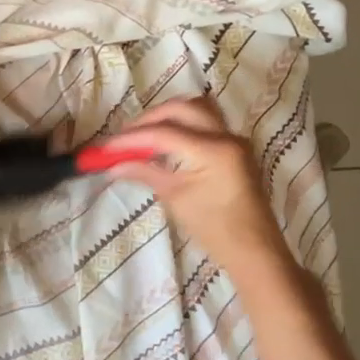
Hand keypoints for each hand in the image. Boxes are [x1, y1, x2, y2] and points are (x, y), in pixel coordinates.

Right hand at [103, 96, 289, 270]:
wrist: (254, 250)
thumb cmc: (214, 230)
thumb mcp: (175, 199)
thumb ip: (145, 172)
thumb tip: (113, 165)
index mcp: (212, 151)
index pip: (163, 133)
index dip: (130, 138)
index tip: (105, 147)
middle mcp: (226, 137)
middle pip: (182, 109)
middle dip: (149, 119)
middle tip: (124, 137)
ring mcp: (234, 140)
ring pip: (198, 109)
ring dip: (168, 116)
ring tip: (145, 135)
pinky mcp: (235, 148)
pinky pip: (206, 123)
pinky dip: (183, 125)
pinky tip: (166, 143)